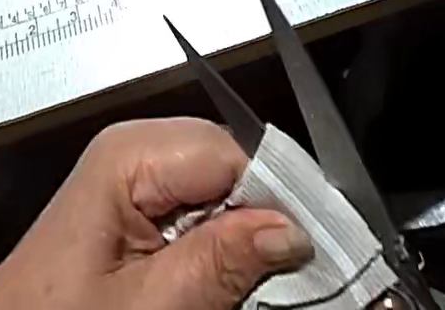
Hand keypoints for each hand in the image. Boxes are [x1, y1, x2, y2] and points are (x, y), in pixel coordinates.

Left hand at [0, 118, 313, 309]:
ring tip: (255, 283)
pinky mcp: (140, 204)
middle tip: (293, 271)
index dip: (276, 198)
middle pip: (231, 166)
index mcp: (131, 153)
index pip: (234, 152)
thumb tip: (289, 228)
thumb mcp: (141, 309)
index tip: (313, 245)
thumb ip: (217, 262)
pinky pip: (201, 208)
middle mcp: (138, 150)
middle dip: (261, 217)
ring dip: (244, 235)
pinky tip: (223, 279)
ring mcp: (139, 175)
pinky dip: (221, 244)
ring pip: (222, 188)